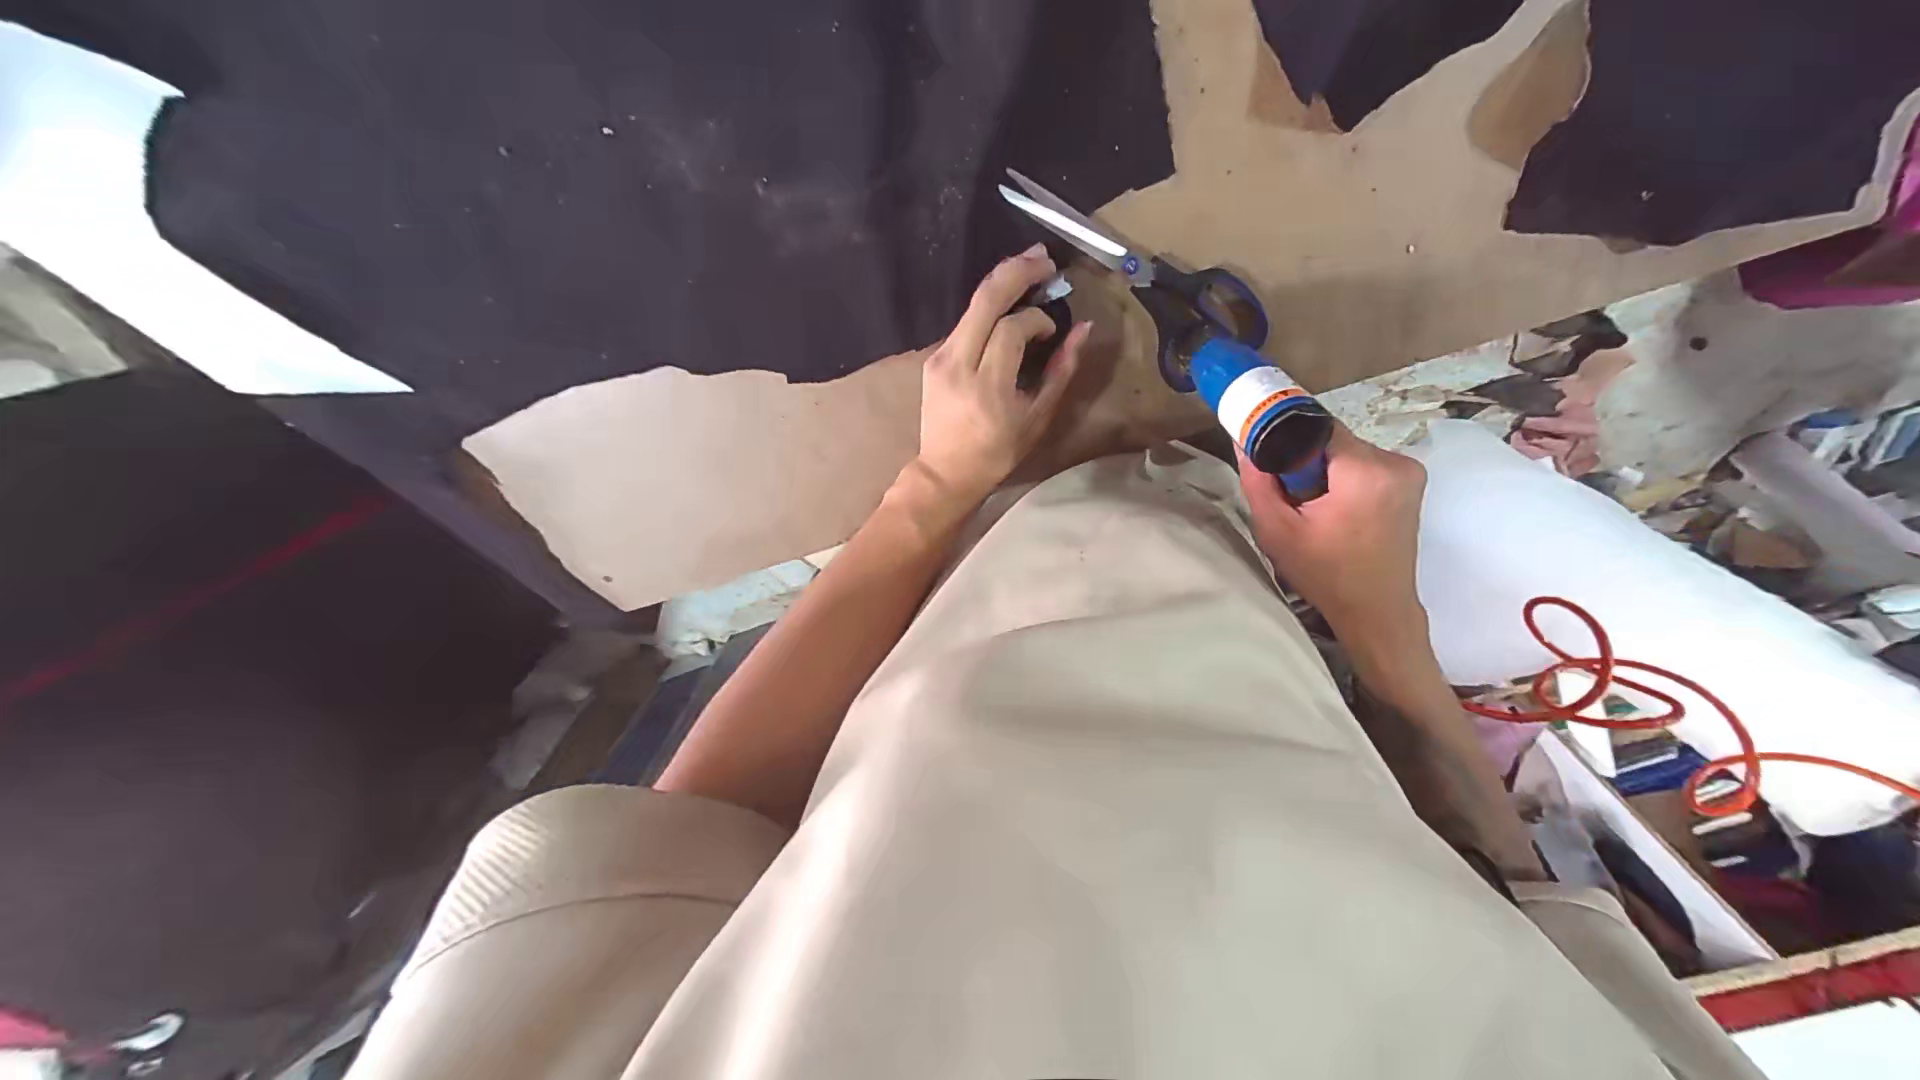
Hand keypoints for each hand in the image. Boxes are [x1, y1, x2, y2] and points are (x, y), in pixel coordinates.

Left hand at [915, 244, 1090, 504]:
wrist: (945, 472)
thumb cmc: (997, 452)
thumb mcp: (1037, 418)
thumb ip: (1061, 371)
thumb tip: (1084, 329)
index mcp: (986, 385)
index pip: (1011, 329)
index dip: (1037, 320)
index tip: (1051, 330)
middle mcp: (957, 364)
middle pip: (985, 300)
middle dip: (1017, 271)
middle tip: (1045, 258)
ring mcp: (939, 358)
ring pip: (971, 305)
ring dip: (1001, 282)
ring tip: (1030, 267)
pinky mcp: (932, 358)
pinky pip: (964, 323)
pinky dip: (987, 308)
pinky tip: (1006, 302)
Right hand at [1237, 424, 1427, 640]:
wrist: (1375, 609)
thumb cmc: (1325, 573)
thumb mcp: (1276, 530)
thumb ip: (1257, 480)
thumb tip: (1241, 439)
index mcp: (1367, 471)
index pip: (1317, 427)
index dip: (1286, 438)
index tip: (1267, 461)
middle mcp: (1396, 463)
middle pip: (1332, 440)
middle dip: (1304, 460)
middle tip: (1288, 495)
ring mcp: (1409, 472)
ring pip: (1346, 452)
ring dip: (1322, 470)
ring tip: (1309, 507)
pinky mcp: (1411, 484)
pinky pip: (1364, 465)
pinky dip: (1342, 479)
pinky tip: (1331, 509)